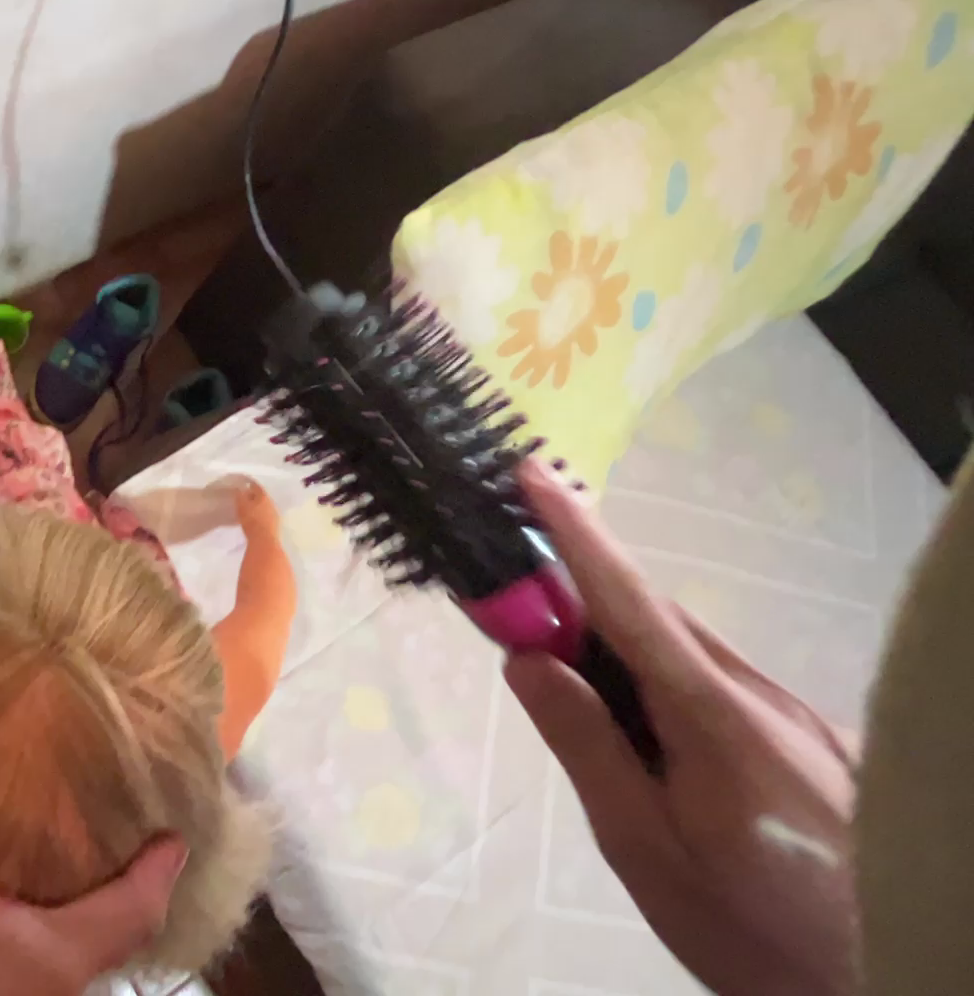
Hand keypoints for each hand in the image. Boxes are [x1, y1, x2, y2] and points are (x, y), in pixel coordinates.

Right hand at [232, 478, 280, 538]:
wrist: (264, 541)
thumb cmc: (251, 521)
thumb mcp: (241, 506)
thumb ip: (239, 495)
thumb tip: (238, 488)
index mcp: (263, 496)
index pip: (256, 486)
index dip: (249, 484)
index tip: (242, 484)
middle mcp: (271, 502)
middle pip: (261, 496)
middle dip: (253, 496)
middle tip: (244, 497)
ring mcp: (275, 514)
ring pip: (265, 506)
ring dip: (258, 506)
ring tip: (249, 509)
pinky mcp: (275, 524)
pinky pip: (267, 515)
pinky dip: (261, 514)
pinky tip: (256, 519)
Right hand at [505, 462, 858, 995]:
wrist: (904, 993)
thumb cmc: (751, 930)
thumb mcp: (641, 845)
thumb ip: (585, 744)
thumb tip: (527, 658)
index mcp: (718, 721)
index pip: (630, 603)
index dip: (577, 534)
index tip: (533, 474)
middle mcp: (766, 700)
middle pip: (654, 619)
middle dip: (578, 599)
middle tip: (513, 615)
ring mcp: (800, 720)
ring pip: (685, 652)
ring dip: (616, 646)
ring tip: (574, 689)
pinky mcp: (814, 744)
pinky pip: (715, 685)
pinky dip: (658, 680)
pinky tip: (647, 738)